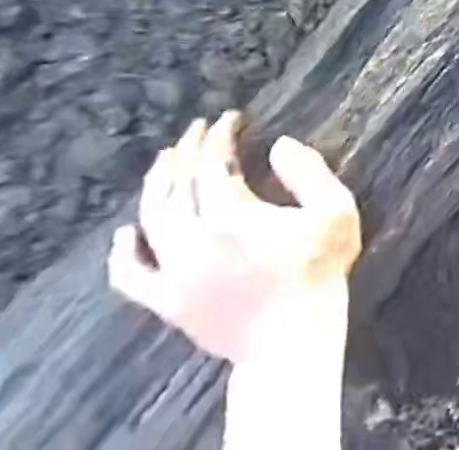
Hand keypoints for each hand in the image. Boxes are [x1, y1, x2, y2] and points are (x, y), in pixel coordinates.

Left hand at [107, 112, 360, 366]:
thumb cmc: (319, 270)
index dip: (220, 135)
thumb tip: (279, 144)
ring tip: (166, 160)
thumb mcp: (336, 211)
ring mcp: (175, 274)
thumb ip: (309, 172)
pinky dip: (122, 253)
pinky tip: (124, 233)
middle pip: (179, 184)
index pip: (215, 163)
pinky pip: (130, 277)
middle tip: (199, 127)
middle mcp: (195, 240)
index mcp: (234, 216)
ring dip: (156, 185)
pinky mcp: (166, 302)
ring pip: (151, 219)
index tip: (231, 117)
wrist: (292, 340)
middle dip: (188, 150)